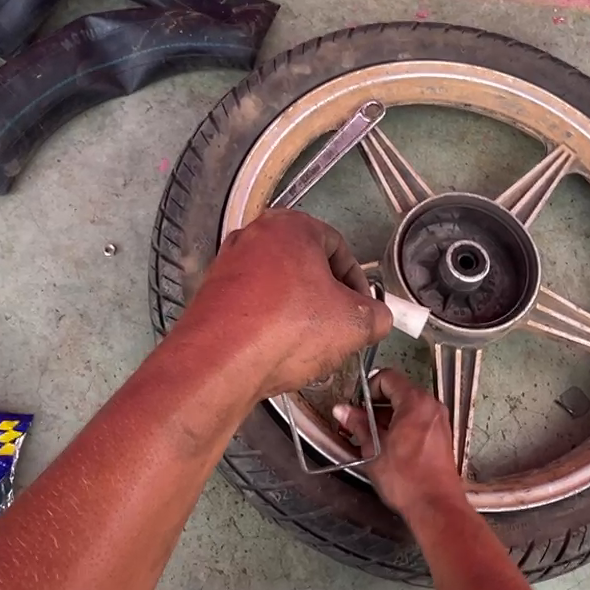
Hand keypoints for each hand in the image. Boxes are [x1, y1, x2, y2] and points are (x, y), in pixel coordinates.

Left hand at [178, 210, 392, 398]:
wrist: (220, 362)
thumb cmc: (285, 330)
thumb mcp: (354, 324)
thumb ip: (377, 316)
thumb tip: (377, 318)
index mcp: (290, 227)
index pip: (339, 247)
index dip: (357, 281)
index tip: (362, 306)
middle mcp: (254, 237)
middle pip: (305, 265)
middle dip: (326, 297)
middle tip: (338, 326)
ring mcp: (228, 265)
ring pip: (278, 286)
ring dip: (298, 312)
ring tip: (308, 344)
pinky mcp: (211, 295)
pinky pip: (253, 305)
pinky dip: (269, 323)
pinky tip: (278, 349)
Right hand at [333, 368, 468, 521]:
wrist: (436, 506)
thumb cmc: (406, 479)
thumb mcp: (373, 449)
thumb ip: (358, 424)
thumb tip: (342, 410)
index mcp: (415, 402)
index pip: (388, 377)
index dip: (368, 388)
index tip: (357, 406)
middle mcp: (431, 406)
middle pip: (398, 391)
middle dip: (376, 405)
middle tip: (358, 423)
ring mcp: (439, 421)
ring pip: (407, 407)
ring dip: (387, 417)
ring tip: (370, 439)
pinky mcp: (441, 436)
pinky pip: (418, 420)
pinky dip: (401, 426)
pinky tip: (388, 447)